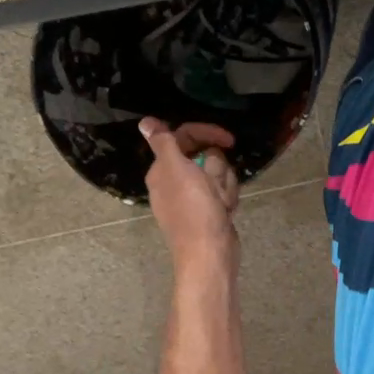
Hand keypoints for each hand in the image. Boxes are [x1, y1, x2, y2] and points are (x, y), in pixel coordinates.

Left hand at [141, 118, 241, 269]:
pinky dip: (227, 197)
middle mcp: (175, 179)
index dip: (208, 134)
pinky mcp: (208, 207)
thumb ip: (163, 143)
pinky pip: (223, 189)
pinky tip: (225, 210)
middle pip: (206, 154)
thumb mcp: (176, 170)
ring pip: (218, 172)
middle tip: (214, 186)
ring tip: (220, 202)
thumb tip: (144, 122)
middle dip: (217, 168)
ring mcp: (192, 195)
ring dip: (224, 184)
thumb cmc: (194, 209)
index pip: (186, 135)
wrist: (210, 252)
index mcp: (163, 169)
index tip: (228, 140)